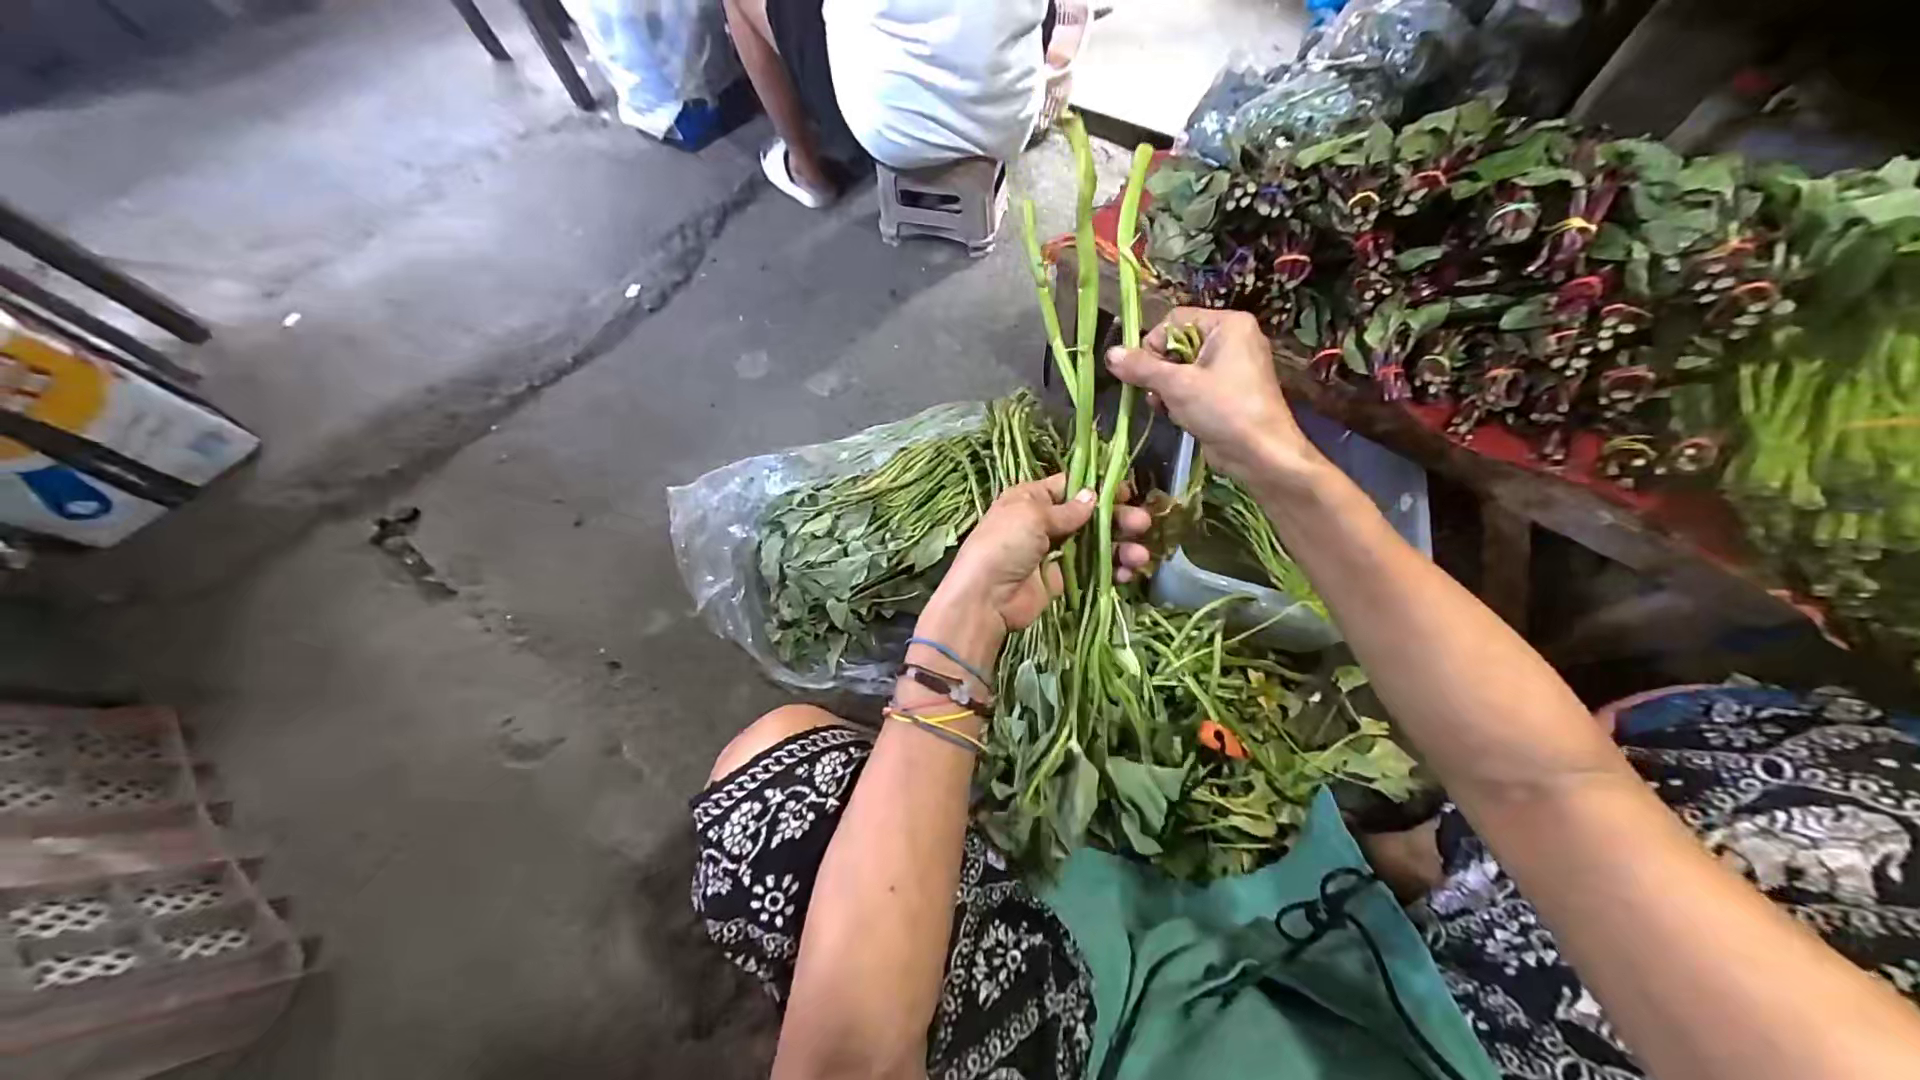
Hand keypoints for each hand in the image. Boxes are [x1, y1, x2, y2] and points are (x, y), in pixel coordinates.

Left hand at [920, 474, 1151, 646]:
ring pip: (1094, 543)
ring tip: (1139, 555)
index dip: (1098, 488)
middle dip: (1116, 518)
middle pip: (1088, 516)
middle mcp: (1043, 522)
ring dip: (1119, 546)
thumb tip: (1091, 496)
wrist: (985, 598)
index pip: (1069, 486)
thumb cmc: (1004, 545)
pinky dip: (1111, 569)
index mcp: (1030, 499)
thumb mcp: (1032, 516)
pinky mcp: (1060, 579)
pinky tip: (1128, 573)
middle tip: (1142, 523)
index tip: (1127, 491)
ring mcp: (1052, 552)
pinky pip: (1090, 569)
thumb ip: (1066, 509)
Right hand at [1105, 308, 1323, 488]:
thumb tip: (1110, 353)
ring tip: (1169, 408)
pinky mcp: (1227, 391)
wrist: (1261, 453)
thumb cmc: (1223, 409)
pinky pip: (1193, 386)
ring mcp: (1231, 366)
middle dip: (1160, 372)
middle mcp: (1231, 339)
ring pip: (1181, 369)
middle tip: (1157, 394)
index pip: (1174, 320)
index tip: (1146, 373)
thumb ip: (1141, 367)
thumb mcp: (1177, 385)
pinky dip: (1180, 400)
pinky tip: (1180, 416)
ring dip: (1166, 389)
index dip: (1153, 345)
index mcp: (1227, 324)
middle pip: (1176, 344)